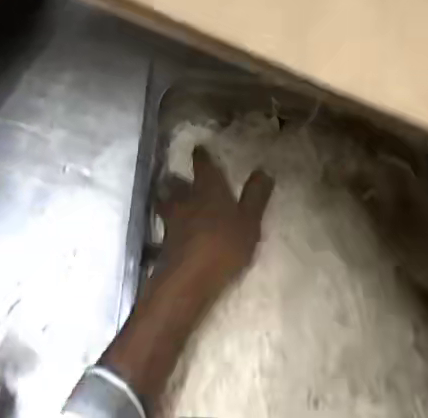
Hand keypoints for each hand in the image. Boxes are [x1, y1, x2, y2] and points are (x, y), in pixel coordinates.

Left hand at [99, 147, 273, 410]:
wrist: (189, 278)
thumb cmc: (224, 244)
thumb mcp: (249, 221)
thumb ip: (256, 196)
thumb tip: (263, 169)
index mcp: (208, 188)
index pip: (203, 165)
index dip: (201, 156)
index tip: (199, 148)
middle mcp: (186, 199)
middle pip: (178, 182)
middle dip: (178, 178)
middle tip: (178, 175)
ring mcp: (172, 221)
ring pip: (166, 202)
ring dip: (166, 198)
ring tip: (168, 199)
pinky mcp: (164, 243)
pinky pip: (165, 226)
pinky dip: (167, 224)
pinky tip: (171, 230)